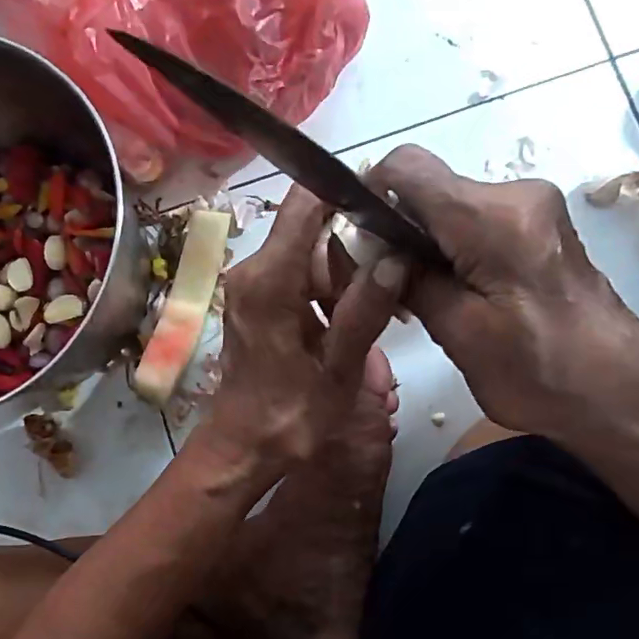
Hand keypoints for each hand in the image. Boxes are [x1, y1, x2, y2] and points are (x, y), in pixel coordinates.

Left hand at [205, 186, 404, 465]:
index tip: (385, 202)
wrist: (243, 445)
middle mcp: (252, 272)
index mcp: (269, 282)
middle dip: (352, 248)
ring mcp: (249, 285)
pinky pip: (295, 273)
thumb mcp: (338, 369)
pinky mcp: (253, 299)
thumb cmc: (290, 415)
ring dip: (342, 273)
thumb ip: (365, 310)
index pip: (303, 205)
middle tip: (389, 285)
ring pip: (305, 252)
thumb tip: (395, 257)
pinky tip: (347, 319)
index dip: (343, 192)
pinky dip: (324, 288)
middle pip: (309, 229)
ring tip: (373, 311)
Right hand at [366, 143, 638, 435]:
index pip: (406, 167)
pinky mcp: (538, 225)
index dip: (368, 190)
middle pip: (426, 187)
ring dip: (422, 242)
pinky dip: (449, 247)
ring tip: (418, 298)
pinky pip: (473, 220)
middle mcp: (515, 194)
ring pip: (447, 205)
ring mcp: (532, 207)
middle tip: (384, 285)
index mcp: (491, 217)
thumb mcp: (459, 333)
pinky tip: (450, 292)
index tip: (356, 236)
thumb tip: (371, 249)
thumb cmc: (540, 372)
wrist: (623, 393)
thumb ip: (409, 280)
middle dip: (395, 228)